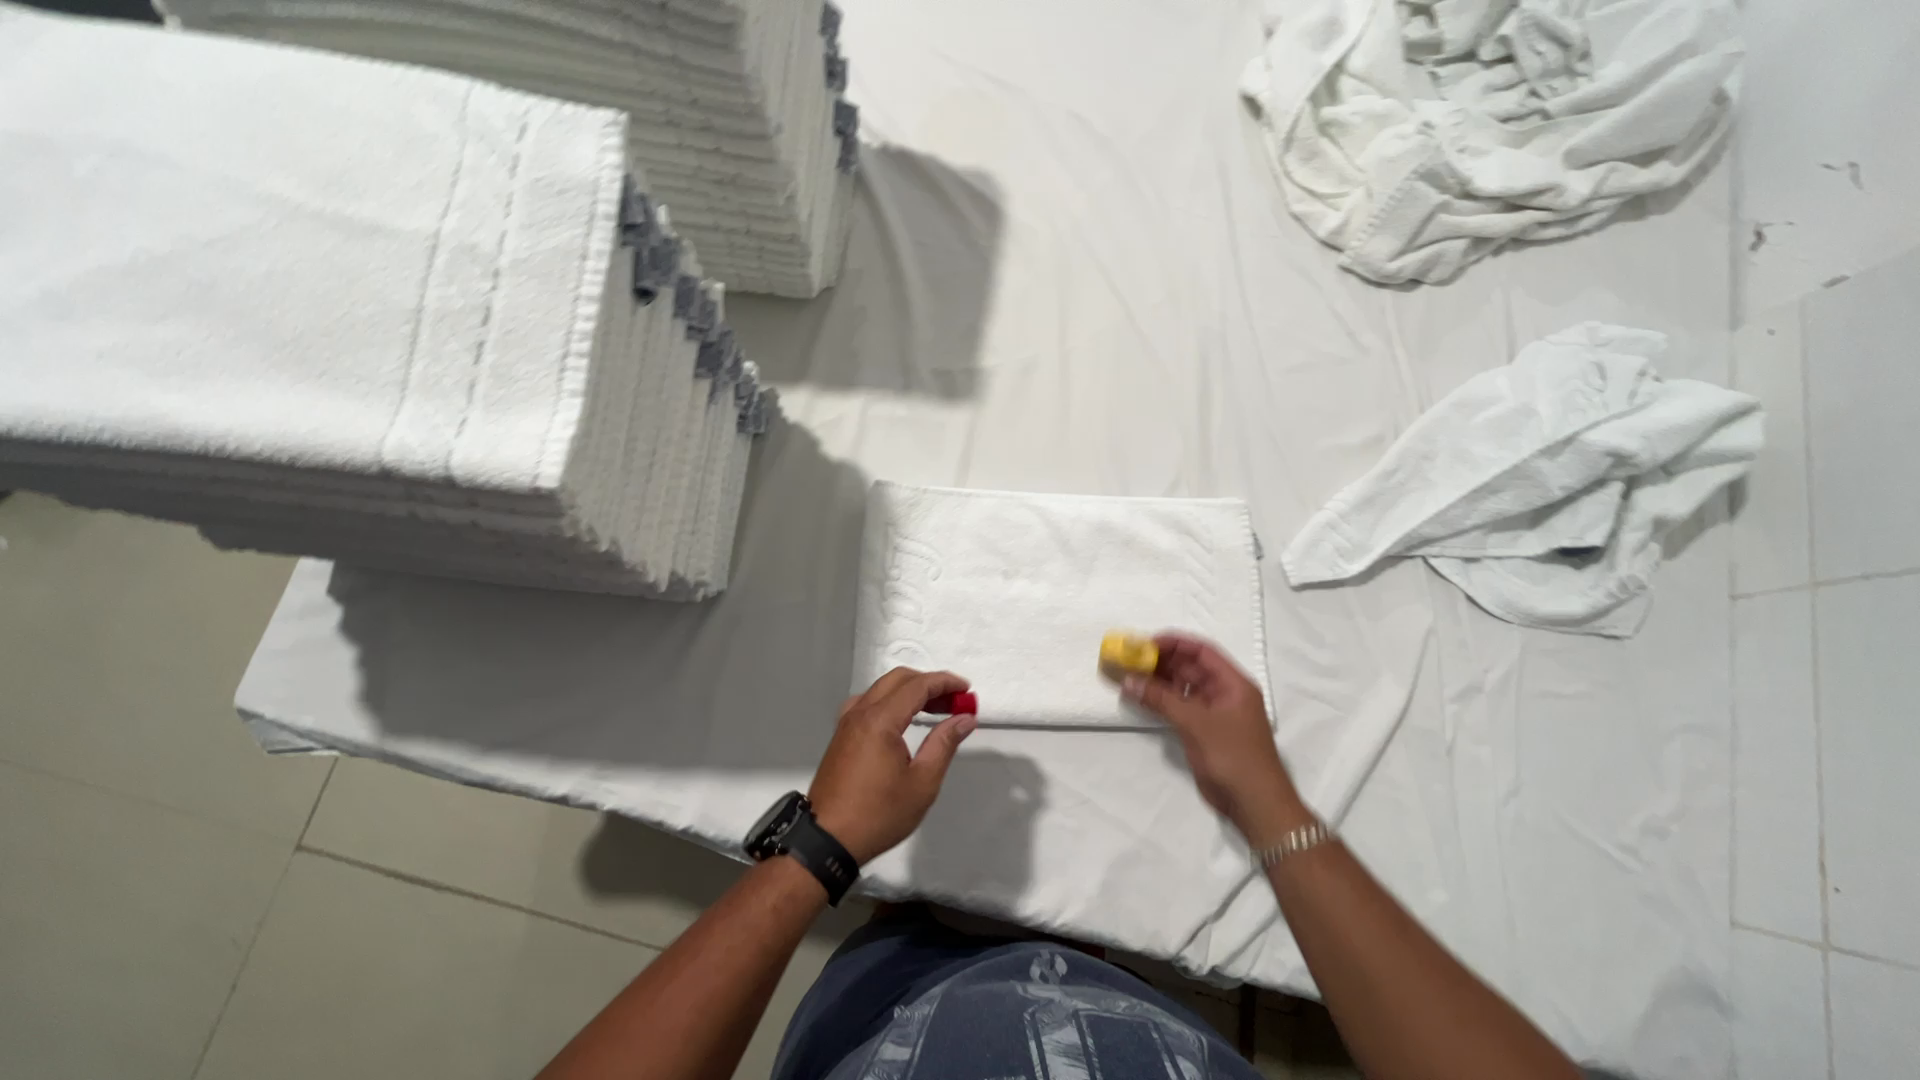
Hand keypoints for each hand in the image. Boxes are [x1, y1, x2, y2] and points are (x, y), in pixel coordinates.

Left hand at [808, 667, 978, 863]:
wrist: (827, 840)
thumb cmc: (879, 814)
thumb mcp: (922, 783)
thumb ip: (944, 744)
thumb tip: (965, 718)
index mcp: (880, 720)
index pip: (917, 686)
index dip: (945, 683)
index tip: (967, 691)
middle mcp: (860, 713)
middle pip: (898, 679)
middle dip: (929, 683)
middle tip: (954, 701)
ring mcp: (846, 723)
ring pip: (881, 689)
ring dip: (909, 691)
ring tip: (934, 710)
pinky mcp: (841, 736)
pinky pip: (868, 703)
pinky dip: (891, 702)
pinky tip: (902, 722)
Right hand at [1121, 634, 1311, 845]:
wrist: (1253, 802)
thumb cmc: (1232, 755)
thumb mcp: (1195, 723)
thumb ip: (1161, 699)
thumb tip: (1128, 680)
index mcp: (1233, 684)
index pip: (1202, 652)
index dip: (1174, 643)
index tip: (1144, 643)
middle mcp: (1224, 694)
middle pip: (1191, 669)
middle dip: (1161, 663)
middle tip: (1130, 660)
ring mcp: (1214, 714)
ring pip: (1183, 689)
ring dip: (1158, 683)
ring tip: (1129, 677)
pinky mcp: (1203, 733)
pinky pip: (1179, 709)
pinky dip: (1161, 703)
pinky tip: (1140, 700)